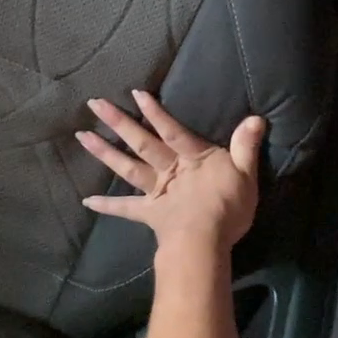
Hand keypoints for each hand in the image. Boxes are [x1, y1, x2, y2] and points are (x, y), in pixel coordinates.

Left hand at [76, 90, 265, 255]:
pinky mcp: (149, 214)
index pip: (172, 129)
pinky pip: (125, 208)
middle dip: (118, 122)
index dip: (155, 112)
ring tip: (82, 136)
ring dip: (104, 152)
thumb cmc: (227, 208)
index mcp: (192, 157)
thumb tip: (256, 117)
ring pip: (127, 167)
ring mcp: (155, 191)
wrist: (205, 244)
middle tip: (94, 104)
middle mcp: (169, 169)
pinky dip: (107, 205)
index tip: (135, 93)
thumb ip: (246, 145)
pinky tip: (87, 200)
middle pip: (141, 142)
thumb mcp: (246, 174)